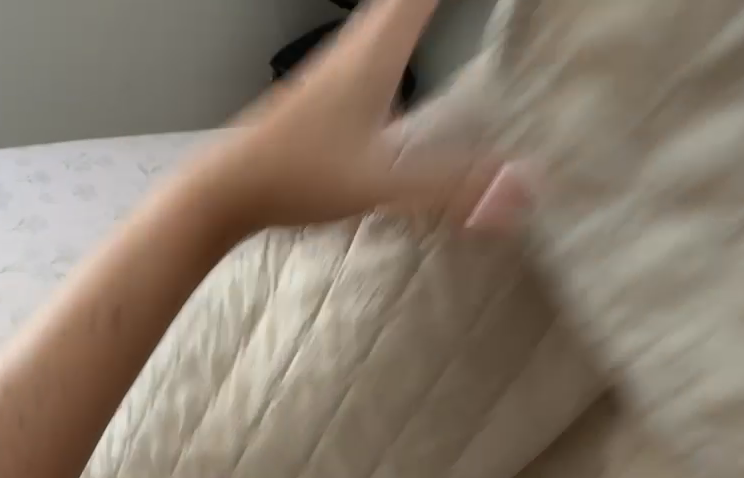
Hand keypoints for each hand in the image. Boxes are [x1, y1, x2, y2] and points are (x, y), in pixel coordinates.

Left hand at [181, 0, 508, 235]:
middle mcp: (354, 47)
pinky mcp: (319, 93)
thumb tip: (521, 192)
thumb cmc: (293, 178)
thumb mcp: (378, 186)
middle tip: (458, 2)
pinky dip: (394, 26)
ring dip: (414, 5)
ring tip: (438, 8)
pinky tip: (394, 50)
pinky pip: (369, 40)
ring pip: (384, 13)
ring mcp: (332, 68)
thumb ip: (449, 188)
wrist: (223, 191)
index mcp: (375, 51)